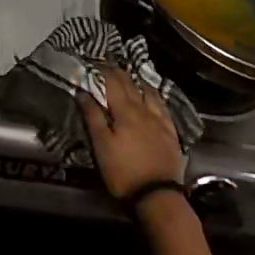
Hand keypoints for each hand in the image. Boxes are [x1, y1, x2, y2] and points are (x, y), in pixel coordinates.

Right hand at [78, 66, 182, 199]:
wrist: (157, 194)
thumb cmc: (123, 171)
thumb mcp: (102, 145)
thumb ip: (93, 117)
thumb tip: (83, 93)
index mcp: (125, 112)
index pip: (113, 84)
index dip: (105, 71)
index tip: (96, 61)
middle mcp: (144, 111)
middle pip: (131, 86)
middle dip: (120, 72)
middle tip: (111, 62)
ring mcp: (160, 121)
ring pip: (150, 93)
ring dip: (139, 81)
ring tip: (132, 73)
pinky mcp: (171, 133)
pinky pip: (164, 107)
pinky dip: (156, 96)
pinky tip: (155, 95)